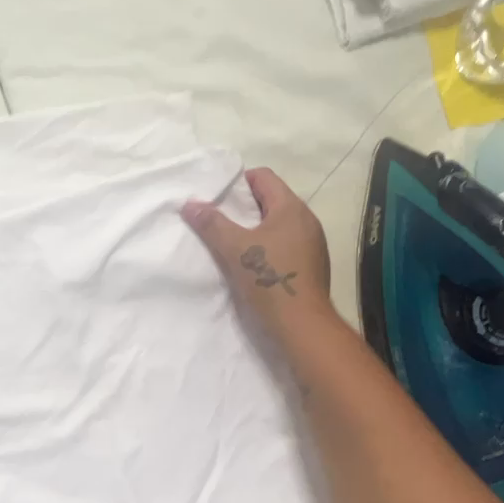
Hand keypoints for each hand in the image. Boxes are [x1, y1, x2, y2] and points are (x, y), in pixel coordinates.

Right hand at [181, 168, 335, 338]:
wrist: (302, 325)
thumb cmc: (269, 281)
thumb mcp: (234, 250)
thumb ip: (212, 224)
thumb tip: (190, 204)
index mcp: (291, 208)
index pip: (264, 177)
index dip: (239, 182)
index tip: (218, 198)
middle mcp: (307, 220)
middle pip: (272, 200)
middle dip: (245, 207)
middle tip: (220, 221)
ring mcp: (313, 243)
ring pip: (279, 225)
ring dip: (257, 229)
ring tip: (234, 245)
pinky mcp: (312, 265)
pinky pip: (287, 244)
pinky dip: (269, 247)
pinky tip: (255, 266)